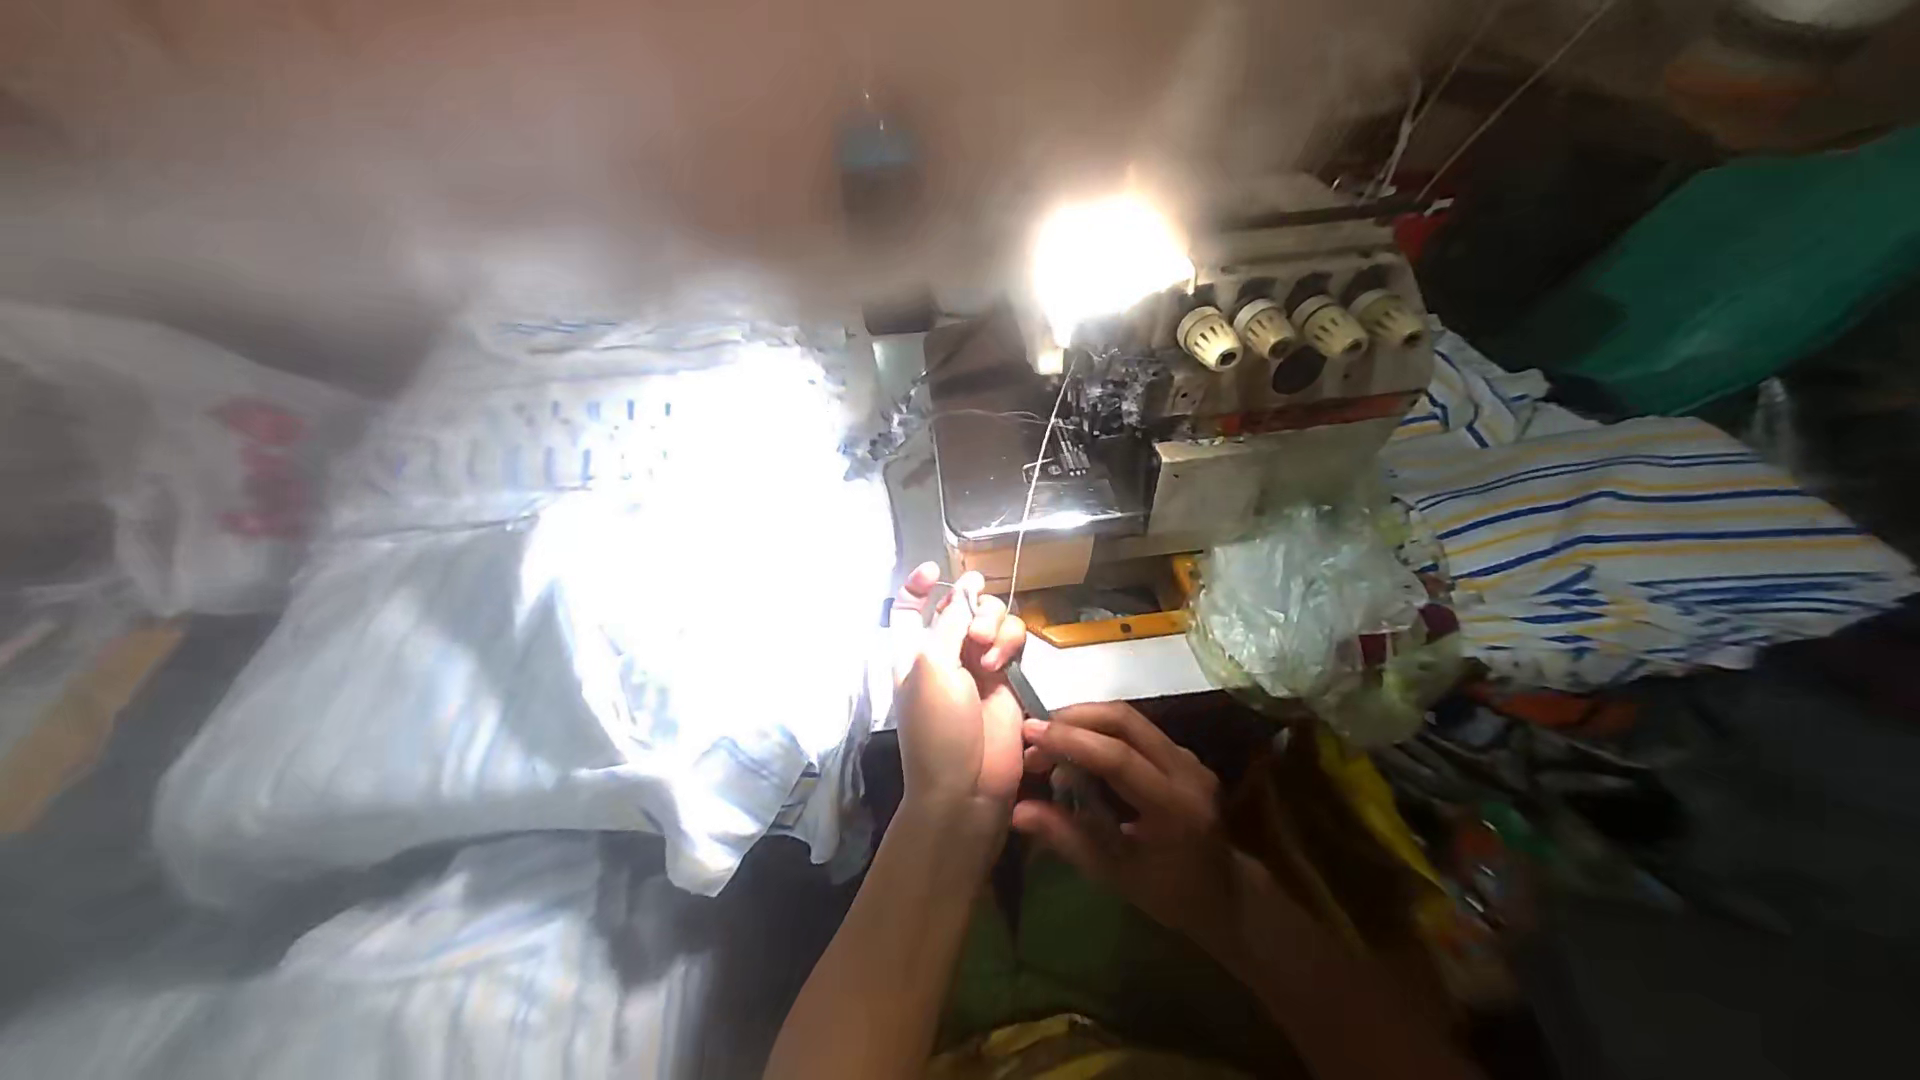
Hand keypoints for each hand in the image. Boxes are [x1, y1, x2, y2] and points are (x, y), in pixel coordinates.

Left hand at [890, 564, 1026, 844]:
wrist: (969, 783)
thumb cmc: (938, 726)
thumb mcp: (931, 668)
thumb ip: (948, 623)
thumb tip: (965, 589)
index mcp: (913, 649)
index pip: (910, 606)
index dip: (918, 585)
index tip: (934, 570)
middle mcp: (945, 651)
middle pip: (962, 604)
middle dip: (972, 606)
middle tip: (975, 633)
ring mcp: (977, 663)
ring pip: (993, 617)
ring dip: (994, 625)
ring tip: (988, 654)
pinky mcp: (1006, 675)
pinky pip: (1014, 639)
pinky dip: (1010, 643)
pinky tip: (1001, 665)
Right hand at [1013, 702, 1272, 955]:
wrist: (1227, 895)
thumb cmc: (1169, 894)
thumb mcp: (1114, 875)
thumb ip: (1067, 838)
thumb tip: (1017, 810)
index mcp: (1174, 807)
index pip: (1118, 758)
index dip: (1070, 741)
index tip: (1029, 734)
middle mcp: (1186, 771)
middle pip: (1125, 721)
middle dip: (1073, 719)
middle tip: (1035, 735)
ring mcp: (1188, 758)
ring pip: (1130, 719)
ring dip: (1084, 722)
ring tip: (1050, 743)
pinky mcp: (1183, 754)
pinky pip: (1137, 730)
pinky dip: (1101, 731)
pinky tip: (1079, 750)